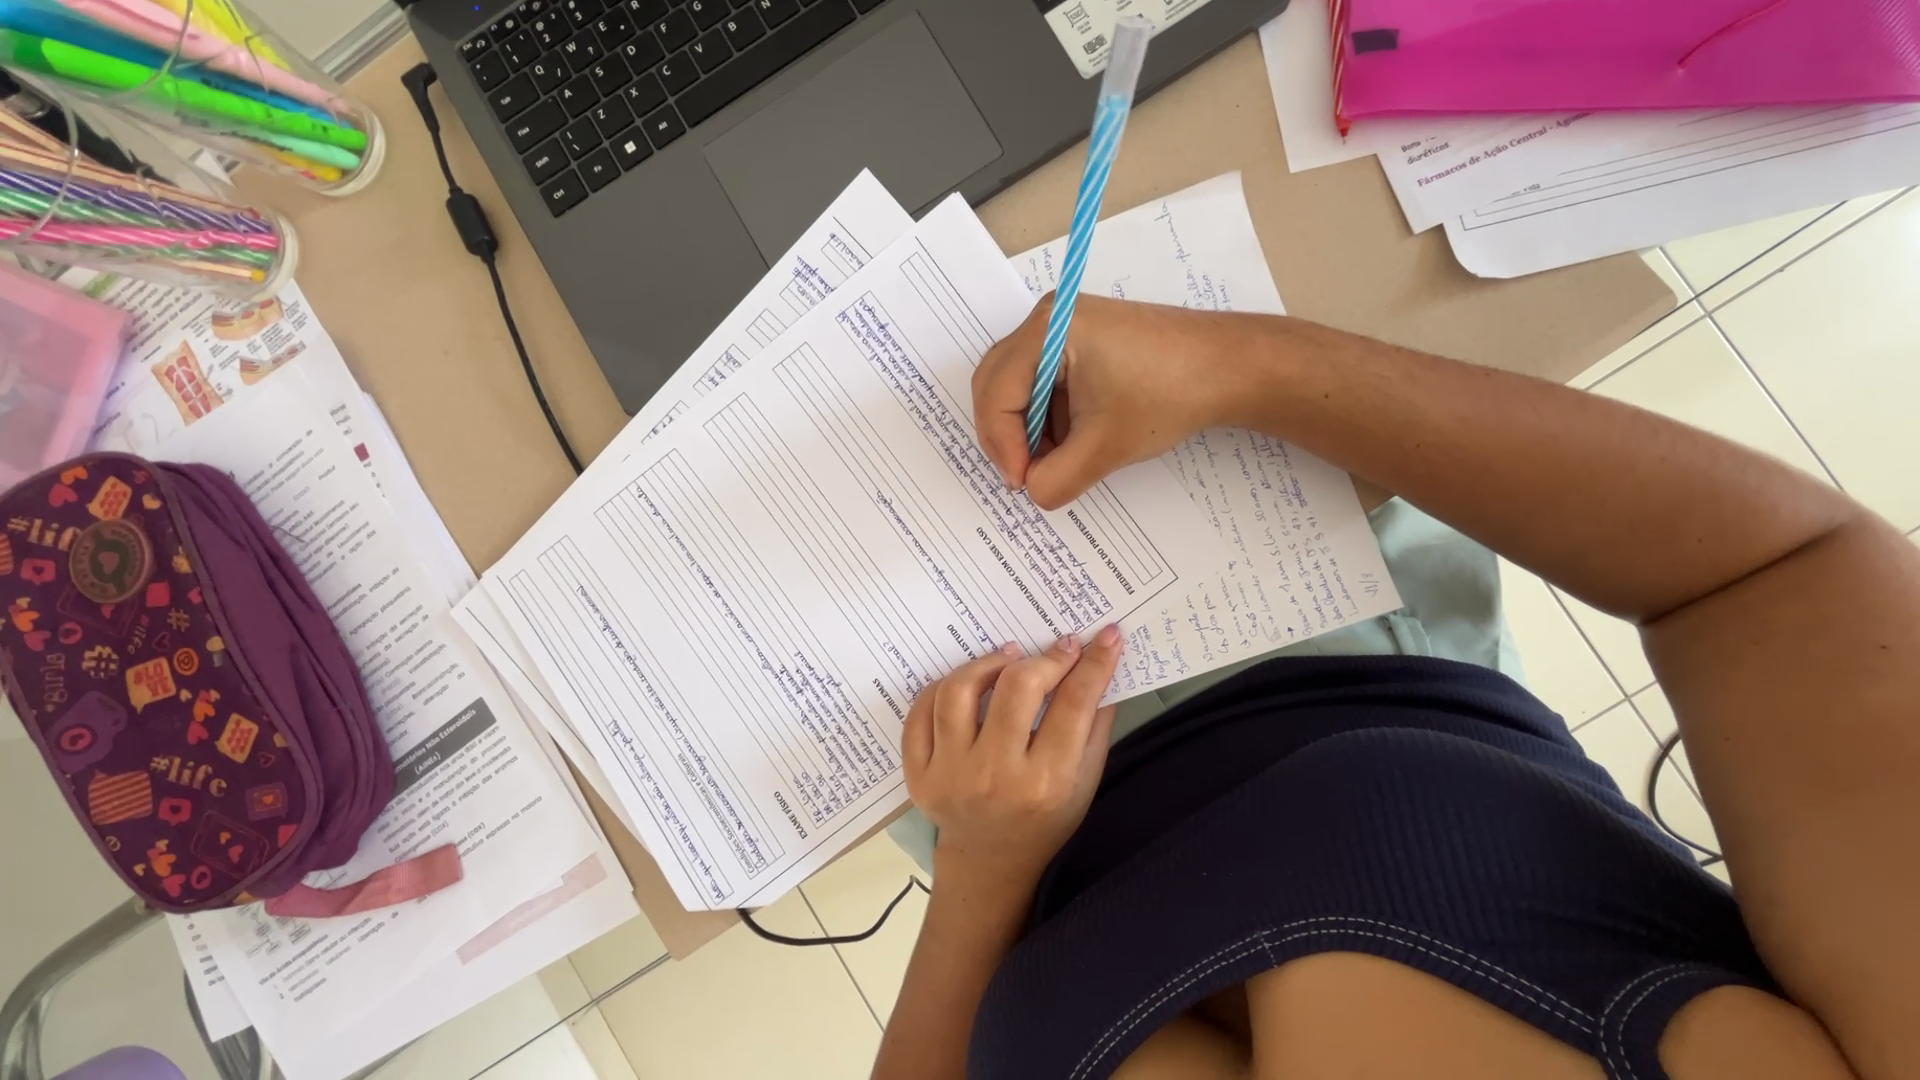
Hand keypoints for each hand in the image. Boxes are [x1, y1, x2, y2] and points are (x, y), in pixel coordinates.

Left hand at [903, 628, 1124, 886]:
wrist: (990, 861)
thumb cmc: (1046, 819)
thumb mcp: (1085, 781)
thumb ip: (1094, 725)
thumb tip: (1102, 663)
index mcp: (1046, 783)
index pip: (1074, 705)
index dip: (1093, 663)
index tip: (1104, 636)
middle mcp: (995, 777)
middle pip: (1016, 688)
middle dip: (1044, 659)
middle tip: (1056, 649)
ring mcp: (949, 774)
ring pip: (959, 691)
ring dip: (987, 664)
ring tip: (1008, 658)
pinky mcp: (917, 774)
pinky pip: (921, 712)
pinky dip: (943, 687)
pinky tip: (968, 683)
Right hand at [973, 294, 1260, 508]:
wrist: (1230, 368)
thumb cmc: (1171, 394)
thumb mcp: (1105, 447)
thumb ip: (1056, 478)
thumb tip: (1032, 492)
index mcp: (1048, 330)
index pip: (997, 393)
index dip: (1002, 445)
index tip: (1022, 483)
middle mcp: (1048, 320)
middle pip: (996, 385)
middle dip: (1008, 436)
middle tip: (1027, 475)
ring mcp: (1064, 329)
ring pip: (1017, 388)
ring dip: (1028, 431)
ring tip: (1056, 462)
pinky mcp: (1081, 343)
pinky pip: (1042, 385)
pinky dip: (1047, 419)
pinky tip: (1072, 443)